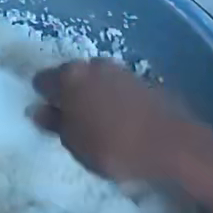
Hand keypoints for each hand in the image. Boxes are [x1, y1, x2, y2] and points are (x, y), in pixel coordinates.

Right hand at [30, 58, 212, 181]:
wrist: (175, 145)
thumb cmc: (115, 147)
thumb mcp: (76, 144)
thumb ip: (54, 124)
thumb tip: (37, 110)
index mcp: (67, 76)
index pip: (42, 80)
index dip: (43, 98)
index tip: (50, 117)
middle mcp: (89, 65)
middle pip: (69, 76)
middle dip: (68, 94)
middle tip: (74, 121)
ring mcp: (118, 70)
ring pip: (94, 80)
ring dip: (93, 95)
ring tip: (101, 123)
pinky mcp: (142, 80)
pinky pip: (117, 87)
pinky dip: (114, 100)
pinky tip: (123, 122)